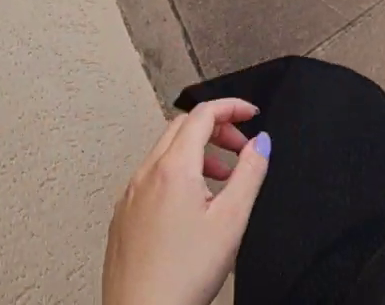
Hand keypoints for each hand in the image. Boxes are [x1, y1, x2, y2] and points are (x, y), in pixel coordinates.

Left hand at [102, 98, 269, 304]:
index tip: (251, 114)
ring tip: (221, 178)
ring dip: (197, 152)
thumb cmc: (183, 277)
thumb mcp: (232, 220)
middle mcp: (146, 175)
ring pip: (165, 152)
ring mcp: (130, 196)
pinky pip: (151, 177)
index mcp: (173, 168)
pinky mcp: (122, 218)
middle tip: (240, 146)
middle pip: (182, 126)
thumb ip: (251, 172)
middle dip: (216, 127)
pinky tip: (192, 206)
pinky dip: (176, 173)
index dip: (232, 107)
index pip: (203, 113)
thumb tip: (261, 142)